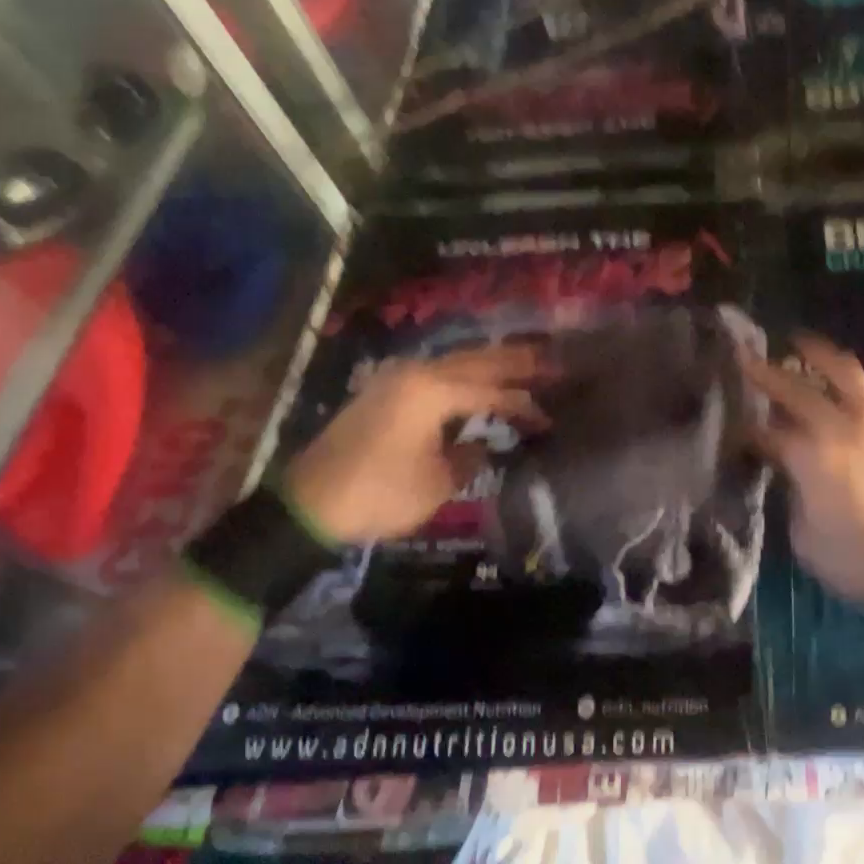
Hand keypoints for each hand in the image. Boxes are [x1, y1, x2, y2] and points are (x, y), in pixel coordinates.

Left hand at [286, 344, 551, 543]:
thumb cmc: (379, 494)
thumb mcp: (437, 484)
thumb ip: (471, 457)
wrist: (308, 504)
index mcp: (433, 391)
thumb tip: (484, 444)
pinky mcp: (385, 391)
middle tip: (554, 361)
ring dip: (490, 363)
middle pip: (478, 360)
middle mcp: (417, 373)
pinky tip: (480, 382)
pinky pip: (437, 372)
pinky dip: (465, 374)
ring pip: (456, 361)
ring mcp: (397, 378)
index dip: (525, 404)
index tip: (552, 417)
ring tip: (525, 364)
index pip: (494, 390)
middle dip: (517, 361)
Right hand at [743, 335, 863, 619]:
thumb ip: (796, 501)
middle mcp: (841, 426)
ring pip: (848, 373)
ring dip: (822, 353)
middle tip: (747, 358)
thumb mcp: (806, 540)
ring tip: (803, 340)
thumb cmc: (861, 560)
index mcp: (808, 455)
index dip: (747, 431)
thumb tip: (797, 481)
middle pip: (797, 391)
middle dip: (766, 374)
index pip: (767, 434)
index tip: (734, 429)